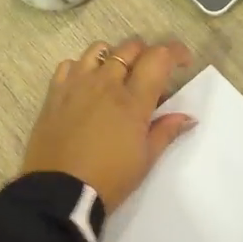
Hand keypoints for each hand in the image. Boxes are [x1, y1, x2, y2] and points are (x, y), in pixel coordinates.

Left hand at [19, 38, 195, 210]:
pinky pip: (69, 65)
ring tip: (117, 76)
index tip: (183, 61)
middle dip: (146, 54)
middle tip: (150, 75)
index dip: (175, 52)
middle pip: (130, 48)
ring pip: (99, 49)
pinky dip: (82, 67)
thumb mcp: (145, 159)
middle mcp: (106, 83)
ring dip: (114, 56)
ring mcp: (77, 85)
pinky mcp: (55, 93)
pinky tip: (86, 85)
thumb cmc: (109, 179)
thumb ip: (166, 131)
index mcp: (133, 100)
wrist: (58, 193)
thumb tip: (188, 117)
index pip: (159, 58)